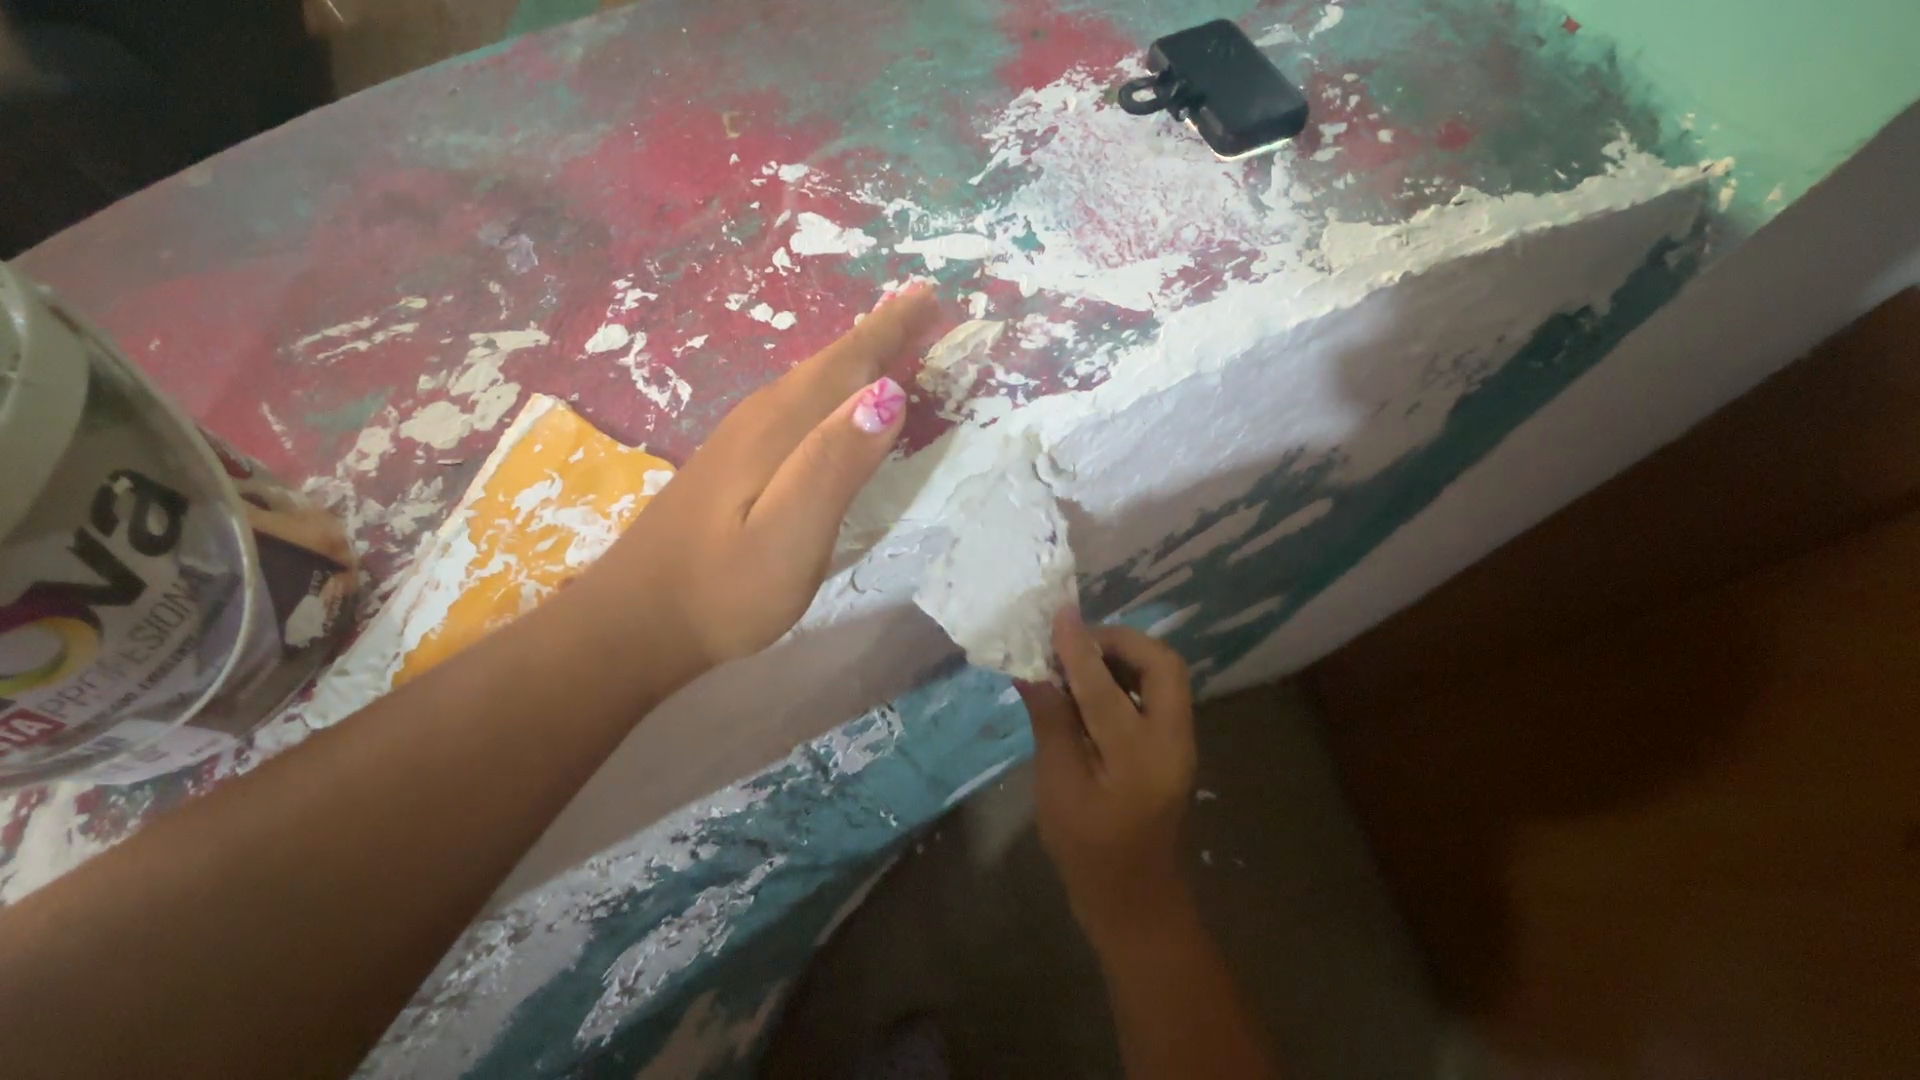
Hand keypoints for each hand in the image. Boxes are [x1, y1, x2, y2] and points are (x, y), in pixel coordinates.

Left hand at [584, 288, 940, 675]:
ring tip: (891, 343)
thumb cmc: (723, 589)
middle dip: (877, 334)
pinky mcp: (730, 465)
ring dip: (853, 358)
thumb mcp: (789, 535)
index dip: (890, 329)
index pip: (845, 363)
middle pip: (826, 364)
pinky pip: (793, 407)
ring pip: (808, 383)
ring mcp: (738, 441)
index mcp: (777, 428)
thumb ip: (835, 464)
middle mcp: (757, 420)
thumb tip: (888, 392)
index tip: (930, 295)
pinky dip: (826, 391)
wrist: (635, 622)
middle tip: (923, 307)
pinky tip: (833, 404)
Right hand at [1017, 610, 1196, 944]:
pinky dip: (1130, 678)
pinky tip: (1095, 686)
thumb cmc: (1086, 850)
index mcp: (1139, 756)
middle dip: (1121, 641)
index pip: (1105, 686)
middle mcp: (1172, 741)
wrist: (1134, 898)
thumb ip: (1051, 722)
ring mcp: (1180, 744)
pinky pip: (1160, 695)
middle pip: (1163, 665)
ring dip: (1127, 656)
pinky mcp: (1175, 748)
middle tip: (1077, 640)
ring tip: (1081, 657)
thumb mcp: (1058, 787)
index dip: (1078, 647)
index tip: (1058, 616)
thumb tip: (1034, 670)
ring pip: (1166, 676)